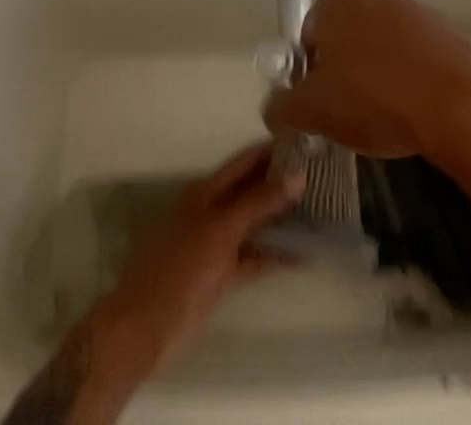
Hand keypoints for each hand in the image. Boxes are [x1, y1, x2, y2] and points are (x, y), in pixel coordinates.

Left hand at [80, 142, 302, 378]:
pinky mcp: (222, 274)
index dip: (272, 150)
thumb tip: (298, 174)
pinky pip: (255, 256)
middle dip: (282, 182)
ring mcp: (216, 244)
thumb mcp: (221, 230)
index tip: (308, 142)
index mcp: (204, 193)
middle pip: (251, 190)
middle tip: (324, 175)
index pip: (244, 161)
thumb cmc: (181, 270)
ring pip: (255, 223)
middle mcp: (211, 212)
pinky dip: (276, 254)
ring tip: (322, 210)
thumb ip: (258, 201)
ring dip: (283, 218)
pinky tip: (304, 253)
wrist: (147, 327)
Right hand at [262, 0, 470, 158]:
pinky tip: (417, 112)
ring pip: (383, 50)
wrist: (463, 107)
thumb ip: (281, 107)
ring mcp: (419, 11)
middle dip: (344, 74)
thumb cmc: (376, 100)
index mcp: (339, 0)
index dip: (308, 74)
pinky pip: (417, 59)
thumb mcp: (311, 112)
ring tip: (387, 118)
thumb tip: (277, 109)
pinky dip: (412, 81)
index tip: (320, 104)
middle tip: (348, 114)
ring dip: (380, 78)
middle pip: (346, 39)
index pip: (307, 35)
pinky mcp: (451, 33)